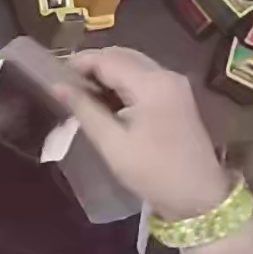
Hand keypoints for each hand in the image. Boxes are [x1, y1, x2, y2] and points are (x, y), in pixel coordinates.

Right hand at [51, 47, 233, 220]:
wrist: (199, 197)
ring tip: (81, 92)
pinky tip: (106, 99)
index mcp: (152, 83)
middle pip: (122, 55)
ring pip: (133, 64)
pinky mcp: (177, 95)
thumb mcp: (112, 144)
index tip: (53, 74)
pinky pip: (144, 77)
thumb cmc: (153, 172)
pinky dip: (122, 81)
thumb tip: (57, 86)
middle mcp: (166, 74)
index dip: (79, 63)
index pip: (108, 59)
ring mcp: (175, 84)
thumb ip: (84, 109)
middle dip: (92, 65)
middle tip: (66, 84)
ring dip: (107, 72)